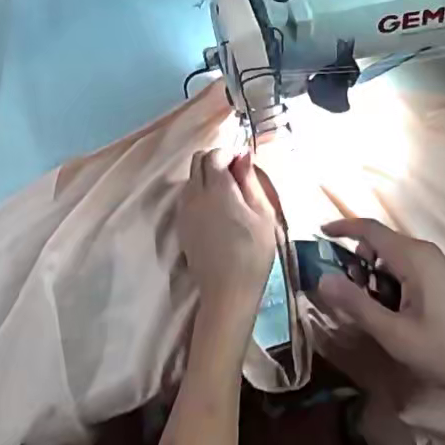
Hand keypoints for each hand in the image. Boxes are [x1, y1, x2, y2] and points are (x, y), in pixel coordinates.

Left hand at [177, 149, 275, 315]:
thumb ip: (250, 180)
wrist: (227, 292)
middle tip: (236, 174)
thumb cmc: (253, 252)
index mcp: (217, 189)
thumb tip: (243, 154)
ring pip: (190, 178)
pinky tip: (217, 209)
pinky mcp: (181, 225)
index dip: (229, 152)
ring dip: (206, 175)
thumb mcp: (262, 214)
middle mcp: (195, 195)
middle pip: (197, 161)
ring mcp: (184, 211)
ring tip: (228, 192)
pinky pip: (187, 196)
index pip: (214, 154)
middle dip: (215, 159)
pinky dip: (199, 191)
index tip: (244, 162)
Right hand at [311, 218, 444, 408]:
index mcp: (412, 256)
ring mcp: (438, 265)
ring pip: (394, 259)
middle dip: (357, 262)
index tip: (318, 234)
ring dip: (375, 278)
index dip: (342, 228)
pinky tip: (395, 317)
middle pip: (380, 244)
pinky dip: (392, 284)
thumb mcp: (396, 334)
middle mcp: (425, 252)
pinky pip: (409, 270)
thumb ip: (357, 305)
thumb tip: (323, 279)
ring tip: (373, 314)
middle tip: (346, 296)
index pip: (369, 228)